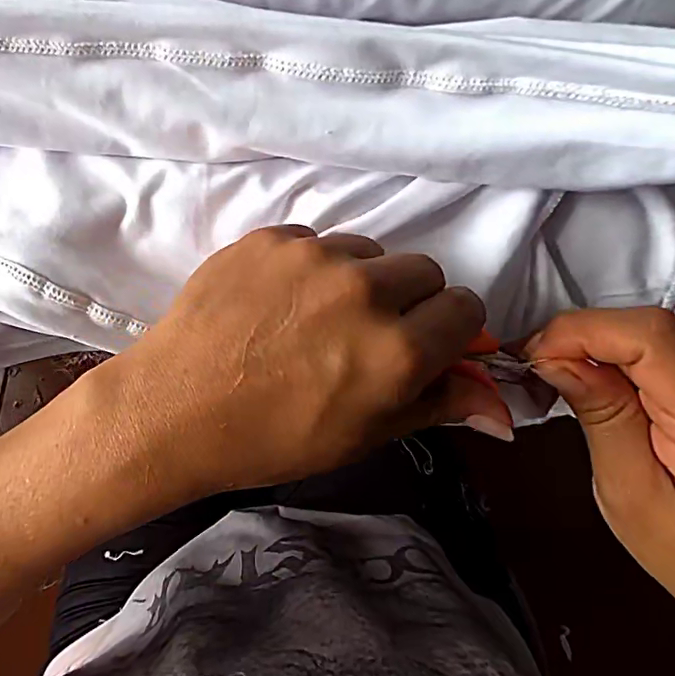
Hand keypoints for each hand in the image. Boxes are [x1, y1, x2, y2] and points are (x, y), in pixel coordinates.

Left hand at [98, 225, 509, 498]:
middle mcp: (367, 292)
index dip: (451, 327)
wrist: (172, 409)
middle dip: (410, 300)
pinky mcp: (274, 237)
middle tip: (369, 331)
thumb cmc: (273, 439)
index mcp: (399, 349)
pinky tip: (279, 300)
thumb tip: (502, 409)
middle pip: (425, 270)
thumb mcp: (363, 435)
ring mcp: (317, 256)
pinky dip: (311, 266)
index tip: (427, 341)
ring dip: (361, 278)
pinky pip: (318, 240)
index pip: (466, 307)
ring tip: (317, 315)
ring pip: (371, 251)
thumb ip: (438, 405)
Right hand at [524, 308, 674, 630]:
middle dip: (587, 337)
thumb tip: (557, 355)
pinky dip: (632, 359)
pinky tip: (615, 391)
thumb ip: (601, 417)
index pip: (656, 338)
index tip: (535, 352)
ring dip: (607, 348)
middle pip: (656, 331)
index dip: (587, 329)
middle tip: (539, 366)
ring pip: (662, 334)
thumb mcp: (632, 500)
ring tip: (571, 380)